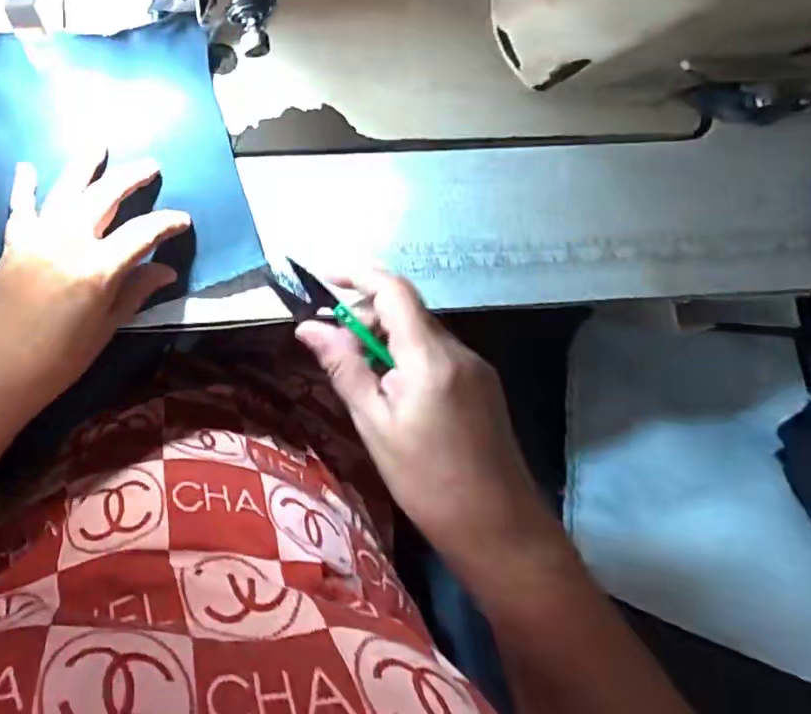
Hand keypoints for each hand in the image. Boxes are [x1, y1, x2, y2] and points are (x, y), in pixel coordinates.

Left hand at [0, 149, 190, 412]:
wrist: (0, 366)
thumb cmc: (60, 357)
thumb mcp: (105, 327)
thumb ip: (134, 292)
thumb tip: (165, 269)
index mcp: (97, 267)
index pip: (142, 233)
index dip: (167, 223)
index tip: (182, 218)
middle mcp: (68, 241)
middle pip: (105, 196)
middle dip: (131, 177)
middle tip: (150, 165)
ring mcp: (38, 236)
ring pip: (66, 190)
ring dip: (84, 165)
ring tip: (99, 145)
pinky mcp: (14, 242)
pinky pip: (20, 206)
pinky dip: (24, 186)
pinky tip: (27, 167)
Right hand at [295, 269, 563, 574]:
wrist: (503, 535)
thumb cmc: (428, 481)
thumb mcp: (373, 423)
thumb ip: (343, 367)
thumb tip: (307, 327)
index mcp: (431, 358)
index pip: (394, 291)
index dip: (357, 276)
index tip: (322, 281)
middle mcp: (458, 353)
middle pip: (404, 310)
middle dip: (362, 317)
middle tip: (331, 351)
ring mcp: (474, 370)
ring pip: (417, 331)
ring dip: (380, 338)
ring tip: (356, 377)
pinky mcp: (480, 387)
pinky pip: (432, 353)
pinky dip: (401, 356)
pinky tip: (387, 391)